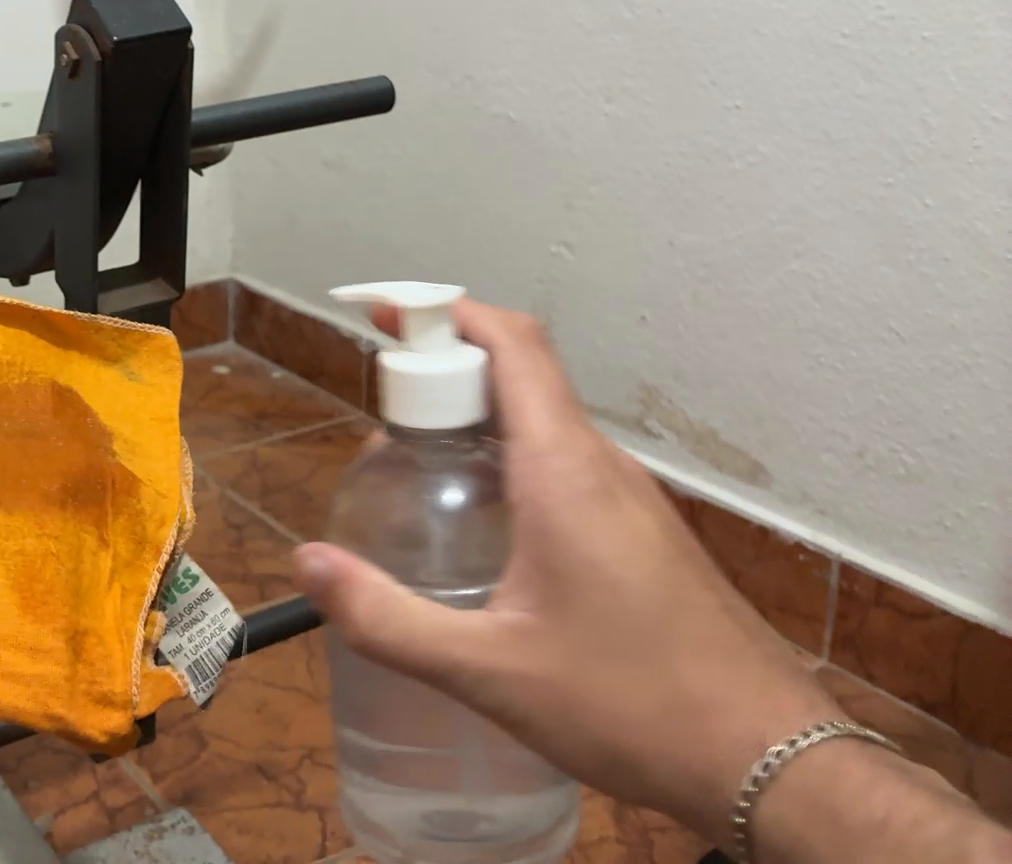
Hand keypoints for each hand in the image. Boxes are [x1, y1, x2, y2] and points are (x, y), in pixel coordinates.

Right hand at [292, 300, 840, 845]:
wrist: (775, 768)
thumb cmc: (634, 708)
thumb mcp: (488, 669)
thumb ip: (385, 617)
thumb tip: (306, 561)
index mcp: (562, 470)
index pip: (511, 345)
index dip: (444, 312)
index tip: (383, 314)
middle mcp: (596, 465)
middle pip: (514, 374)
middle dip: (436, 374)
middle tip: (377, 428)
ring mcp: (622, 495)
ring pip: (533, 419)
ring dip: (464, 419)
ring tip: (407, 469)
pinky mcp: (633, 527)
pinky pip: (553, 458)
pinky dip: (496, 456)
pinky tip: (469, 520)